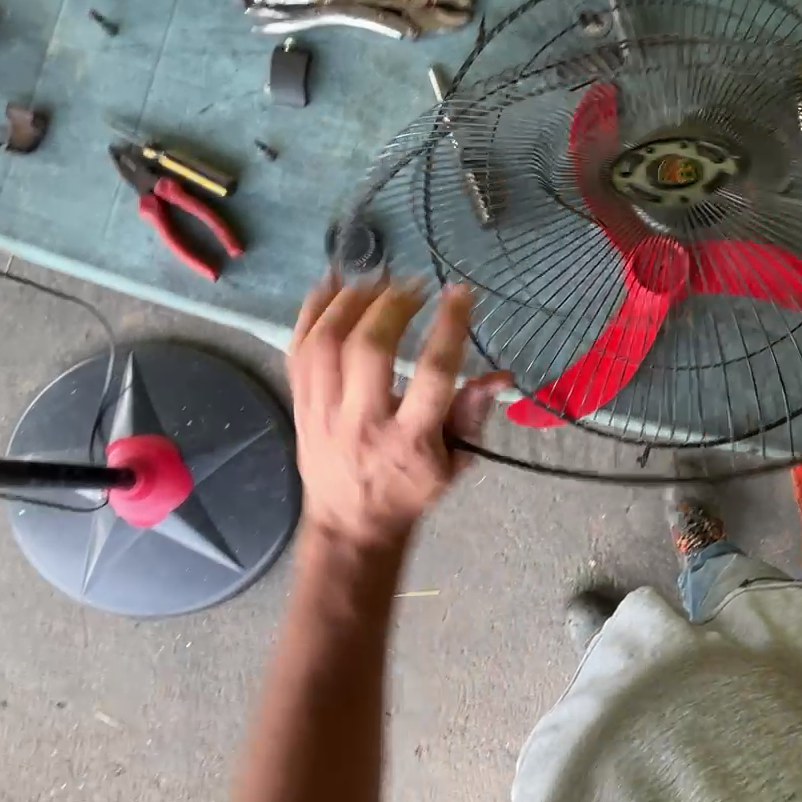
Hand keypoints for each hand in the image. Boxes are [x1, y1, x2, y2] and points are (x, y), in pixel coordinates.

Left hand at [287, 274, 510, 551]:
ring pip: (327, 343)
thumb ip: (473, 415)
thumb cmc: (411, 491)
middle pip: (370, 350)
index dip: (450, 328)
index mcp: (411, 439)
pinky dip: (313, 310)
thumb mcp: (454, 463)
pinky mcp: (300, 404)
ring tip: (376, 278)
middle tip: (414, 284)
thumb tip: (502, 375)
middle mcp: (364, 422)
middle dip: (393, 305)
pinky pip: (298, 349)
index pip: (434, 374)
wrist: (350, 523)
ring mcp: (324, 412)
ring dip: (352, 300)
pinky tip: (332, 284)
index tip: (461, 294)